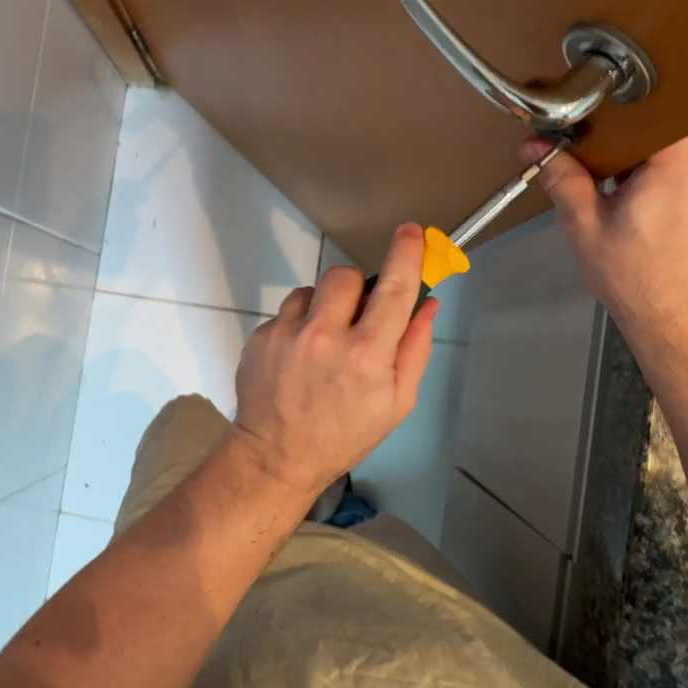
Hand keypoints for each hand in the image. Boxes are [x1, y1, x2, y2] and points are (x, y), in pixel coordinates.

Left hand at [226, 224, 438, 497]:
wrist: (276, 456)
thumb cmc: (345, 434)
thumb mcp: (396, 404)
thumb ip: (414, 349)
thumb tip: (428, 304)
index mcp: (366, 354)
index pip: (393, 289)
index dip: (406, 254)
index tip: (410, 232)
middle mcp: (324, 336)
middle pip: (345, 276)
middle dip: (355, 289)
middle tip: (356, 318)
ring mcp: (286, 334)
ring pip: (311, 291)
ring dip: (322, 308)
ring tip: (321, 344)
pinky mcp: (259, 337)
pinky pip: (286, 312)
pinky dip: (296, 326)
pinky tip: (296, 358)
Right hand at [528, 127, 687, 347]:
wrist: (684, 322)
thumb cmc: (636, 279)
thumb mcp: (586, 227)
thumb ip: (563, 178)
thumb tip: (534, 146)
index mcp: (684, 162)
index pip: (666, 105)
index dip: (633, 113)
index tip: (606, 130)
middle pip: (676, 129)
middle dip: (641, 148)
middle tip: (612, 179)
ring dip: (663, 168)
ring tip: (637, 203)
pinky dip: (684, 184)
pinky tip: (663, 214)